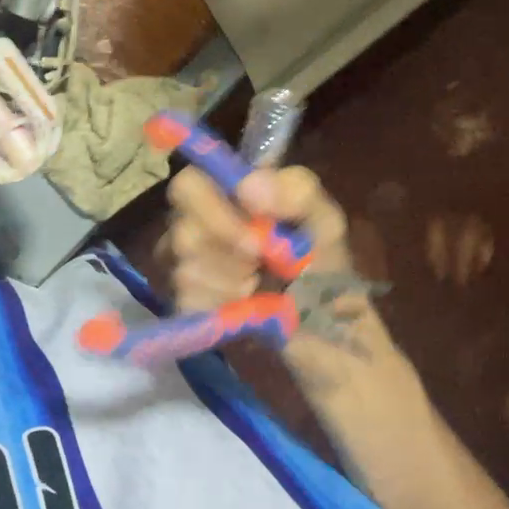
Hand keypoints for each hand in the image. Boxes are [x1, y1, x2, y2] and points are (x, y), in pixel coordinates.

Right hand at [162, 164, 349, 313]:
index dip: (212, 209)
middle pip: (184, 232)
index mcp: (223, 193)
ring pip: (187, 270)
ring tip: (258, 285)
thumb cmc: (320, 260)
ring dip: (231, 283)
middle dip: (229, 256)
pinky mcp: (184, 301)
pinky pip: (190, 302)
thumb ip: (295, 191)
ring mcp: (184, 263)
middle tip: (262, 264)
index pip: (188, 186)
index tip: (254, 235)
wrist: (325, 323)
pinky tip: (244, 305)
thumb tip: (248, 187)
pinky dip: (224, 307)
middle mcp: (193, 222)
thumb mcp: (324, 219)